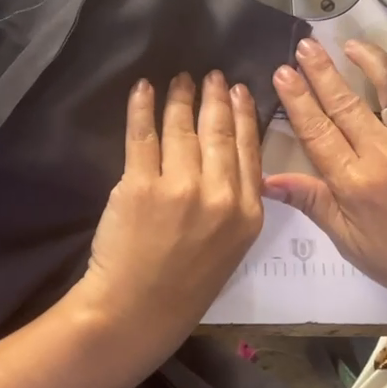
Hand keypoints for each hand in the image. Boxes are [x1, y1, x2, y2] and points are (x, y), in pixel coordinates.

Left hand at [75, 71, 264, 347]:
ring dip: (181, 98)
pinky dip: (142, 107)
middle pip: (219, 133)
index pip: (249, 150)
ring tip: (180, 79)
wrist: (138, 311)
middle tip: (212, 75)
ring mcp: (180, 188)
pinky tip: (144, 88)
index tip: (240, 91)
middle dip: (215, 98)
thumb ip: (237, 205)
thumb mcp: (231, 247)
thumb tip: (231, 161)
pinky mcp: (140, 185)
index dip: (243, 115)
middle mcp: (220, 195)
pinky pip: (143, 135)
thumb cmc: (185, 286)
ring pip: (182, 128)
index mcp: (248, 213)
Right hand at [264, 37, 386, 316]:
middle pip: (346, 104)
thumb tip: (269, 182)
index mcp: (356, 183)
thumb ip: (314, 204)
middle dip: (321, 71)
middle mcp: (386, 155)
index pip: (317, 132)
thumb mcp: (352, 243)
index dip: (298, 100)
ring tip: (351, 43)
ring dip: (370, 61)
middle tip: (305, 45)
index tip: (283, 72)